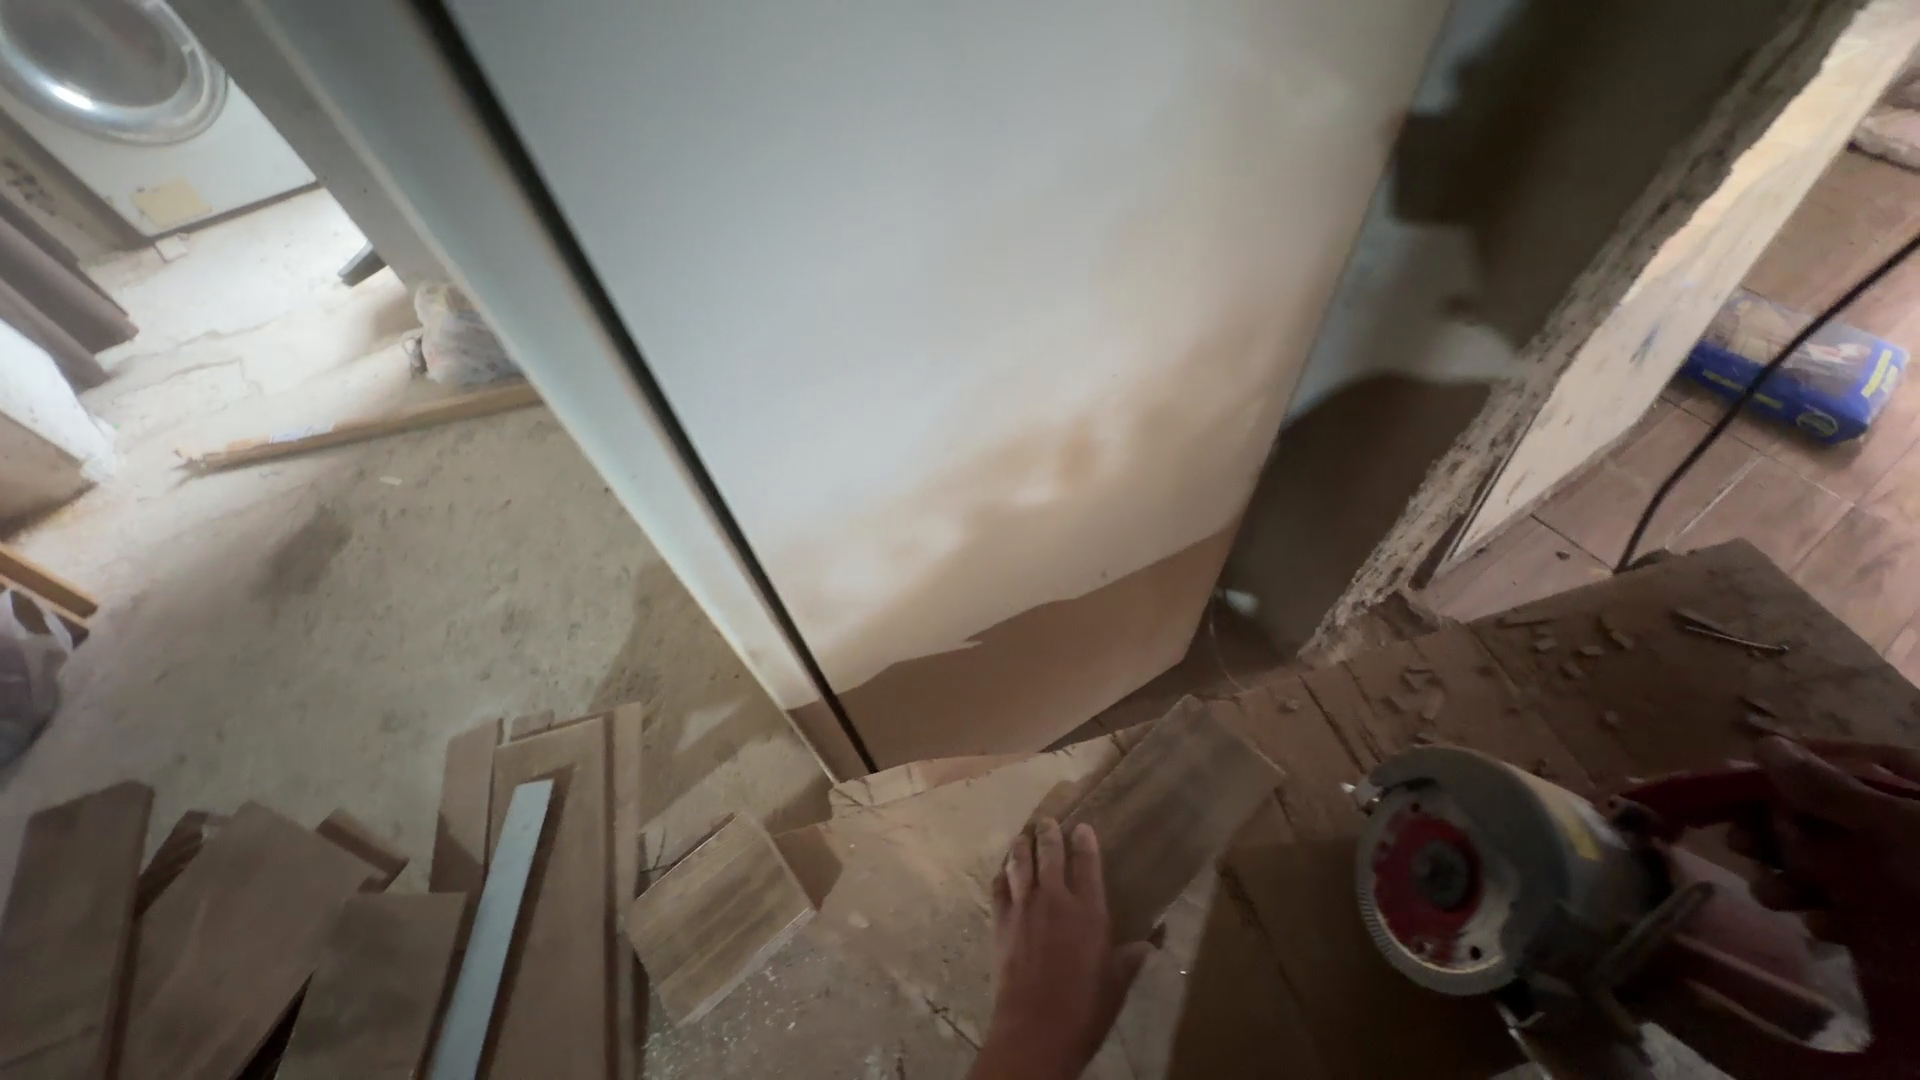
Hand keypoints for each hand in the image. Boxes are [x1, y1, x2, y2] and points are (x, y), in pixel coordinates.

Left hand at [966, 819, 1151, 1079]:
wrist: (1036, 1028)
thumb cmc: (1085, 1008)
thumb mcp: (1117, 984)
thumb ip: (1130, 959)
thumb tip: (1149, 945)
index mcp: (1088, 911)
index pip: (1087, 864)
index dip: (1085, 841)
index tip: (1082, 826)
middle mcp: (1056, 899)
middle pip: (1050, 854)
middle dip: (1049, 833)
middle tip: (1047, 821)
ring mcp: (1024, 907)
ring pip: (1020, 863)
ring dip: (1021, 846)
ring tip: (1022, 836)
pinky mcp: (1001, 921)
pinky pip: (999, 888)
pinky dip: (1001, 875)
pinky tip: (1003, 872)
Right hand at [1731, 736, 1919, 941]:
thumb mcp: (1909, 825)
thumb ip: (1833, 788)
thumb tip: (1764, 745)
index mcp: (1914, 785)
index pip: (1827, 760)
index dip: (1772, 772)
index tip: (1722, 789)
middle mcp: (1909, 821)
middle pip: (1818, 814)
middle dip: (1773, 832)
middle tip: (1740, 848)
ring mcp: (1914, 874)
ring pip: (1830, 863)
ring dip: (1789, 877)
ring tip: (1774, 897)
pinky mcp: (1916, 920)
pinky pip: (1858, 908)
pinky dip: (1831, 916)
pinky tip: (1822, 928)